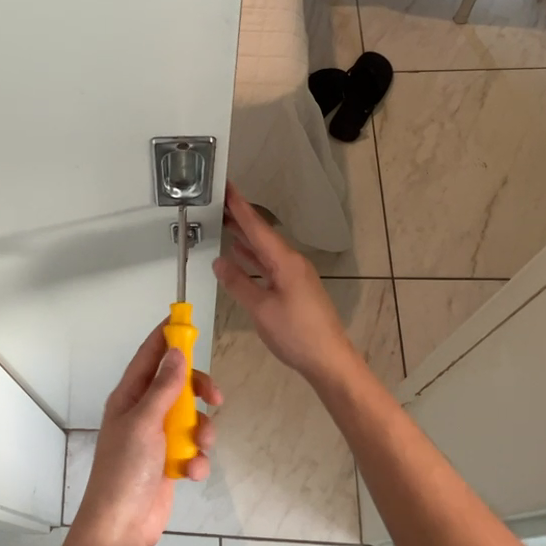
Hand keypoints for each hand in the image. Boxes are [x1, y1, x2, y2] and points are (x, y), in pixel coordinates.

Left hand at [73, 324, 220, 545]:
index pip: (149, 356)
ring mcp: (158, 438)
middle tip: (215, 397)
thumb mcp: (144, 422)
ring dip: (203, 431)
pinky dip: (198, 460)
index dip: (166, 336)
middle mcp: (143, 411)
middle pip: (178, 385)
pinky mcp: (171, 462)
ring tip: (201, 445)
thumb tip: (176, 351)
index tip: (185, 318)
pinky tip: (192, 473)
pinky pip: (194, 449)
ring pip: (192, 418)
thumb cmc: (125, 469)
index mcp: (129, 396)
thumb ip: (164, 387)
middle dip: (199, 390)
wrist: (123, 525)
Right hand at [213, 183, 357, 380]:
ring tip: (222, 223)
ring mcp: (295, 275)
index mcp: (285, 262)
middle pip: (262, 234)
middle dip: (240, 218)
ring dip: (245, 237)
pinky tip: (239, 255)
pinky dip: (252, 256)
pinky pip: (269, 263)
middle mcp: (292, 262)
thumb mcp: (261, 309)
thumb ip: (238, 283)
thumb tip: (220, 261)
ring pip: (265, 249)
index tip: (225, 186)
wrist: (329, 360)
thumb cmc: (296, 334)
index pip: (257, 227)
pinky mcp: (295, 288)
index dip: (239, 206)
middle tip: (216, 201)